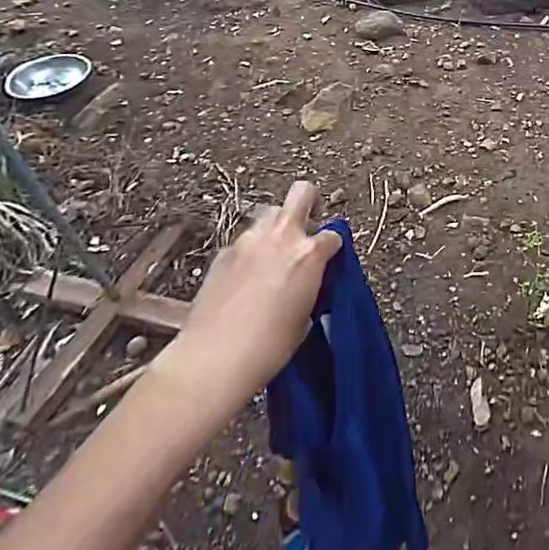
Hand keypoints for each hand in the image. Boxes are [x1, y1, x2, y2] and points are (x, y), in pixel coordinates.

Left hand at [151, 182, 342, 409]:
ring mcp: (249, 240)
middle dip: (309, 201)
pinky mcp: (224, 251)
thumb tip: (306, 282)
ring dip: (277, 226)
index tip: (330, 257)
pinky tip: (247, 278)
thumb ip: (309, 286)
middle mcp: (280, 237)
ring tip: (275, 255)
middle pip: (301, 193)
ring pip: (270, 213)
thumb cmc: (269, 346)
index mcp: (308, 254)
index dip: (333, 246)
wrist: (216, 356)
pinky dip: (252, 251)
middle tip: (308, 224)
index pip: (332, 235)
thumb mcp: (304, 317)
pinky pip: (245, 241)